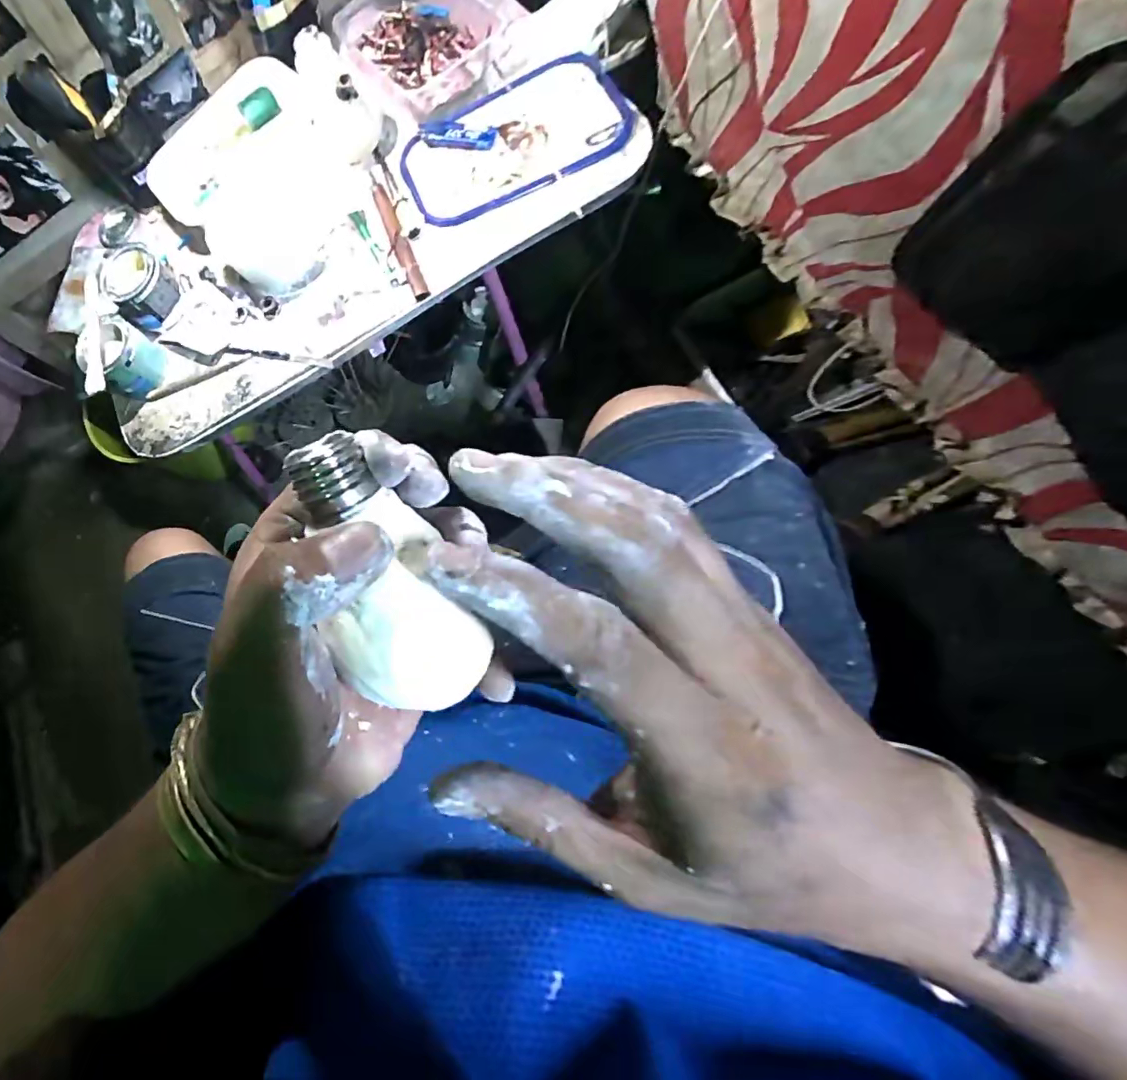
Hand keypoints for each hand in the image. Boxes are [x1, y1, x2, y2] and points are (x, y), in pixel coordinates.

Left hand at [199, 432, 503, 847]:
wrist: (286, 785)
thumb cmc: (262, 703)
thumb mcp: (259, 637)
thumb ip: (295, 578)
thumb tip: (369, 532)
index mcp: (292, 548)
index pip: (329, 480)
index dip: (367, 460)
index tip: (405, 464)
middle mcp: (340, 567)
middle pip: (393, 510)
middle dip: (427, 498)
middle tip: (446, 508)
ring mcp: (384, 607)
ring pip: (436, 559)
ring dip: (468, 555)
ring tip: (480, 570)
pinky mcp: (418, 649)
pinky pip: (463, 624)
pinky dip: (489, 639)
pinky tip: (498, 674)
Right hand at [423, 451, 994, 968]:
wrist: (905, 849)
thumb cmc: (763, 872)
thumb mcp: (645, 878)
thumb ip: (542, 822)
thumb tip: (441, 786)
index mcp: (705, 742)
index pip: (600, 642)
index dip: (515, 592)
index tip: (440, 561)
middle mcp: (732, 663)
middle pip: (643, 552)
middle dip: (547, 497)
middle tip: (468, 470)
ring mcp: (748, 620)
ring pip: (664, 522)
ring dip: (576, 480)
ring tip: (498, 462)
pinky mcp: (746, 601)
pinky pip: (680, 525)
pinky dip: (614, 486)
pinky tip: (561, 476)